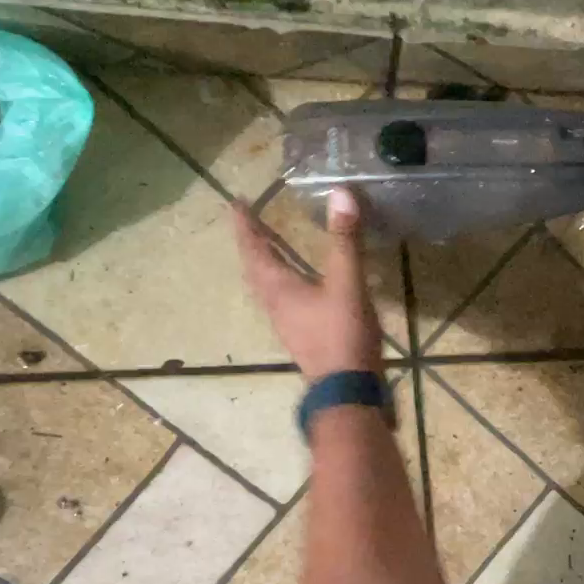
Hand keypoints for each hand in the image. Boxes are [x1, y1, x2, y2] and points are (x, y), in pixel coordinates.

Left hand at [232, 187, 381, 378]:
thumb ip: (345, 241)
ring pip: (268, 289)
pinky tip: (302, 290)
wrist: (348, 390)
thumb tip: (341, 193)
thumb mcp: (347, 284)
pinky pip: (285, 304)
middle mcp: (275, 305)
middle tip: (251, 224)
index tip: (236, 203)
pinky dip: (287, 287)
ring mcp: (288, 325)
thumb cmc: (342, 335)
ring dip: (267, 267)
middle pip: (255, 269)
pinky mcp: (303, 339)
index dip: (245, 224)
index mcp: (278, 287)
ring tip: (273, 252)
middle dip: (253, 245)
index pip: (254, 248)